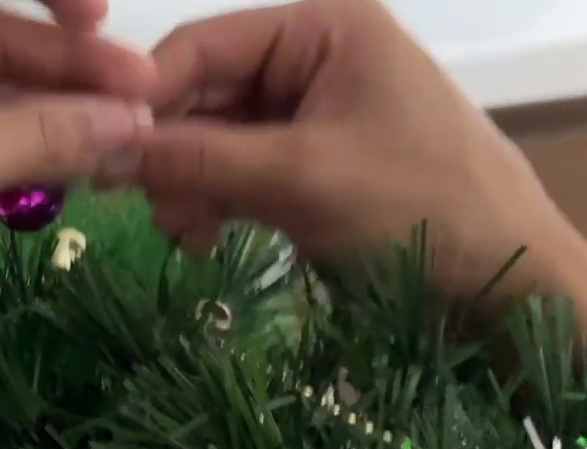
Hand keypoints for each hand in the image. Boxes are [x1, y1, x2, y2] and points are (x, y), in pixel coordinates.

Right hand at [120, 0, 586, 310]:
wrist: (485, 279)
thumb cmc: (414, 205)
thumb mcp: (298, 176)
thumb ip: (198, 160)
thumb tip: (103, 152)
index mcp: (319, 30)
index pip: (200, 47)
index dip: (145, 99)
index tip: (101, 158)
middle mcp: (302, 64)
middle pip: (196, 99)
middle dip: (166, 157)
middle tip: (149, 210)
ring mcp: (295, 120)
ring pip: (201, 146)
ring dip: (181, 190)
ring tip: (186, 234)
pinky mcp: (290, 169)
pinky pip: (221, 178)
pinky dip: (203, 208)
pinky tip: (202, 241)